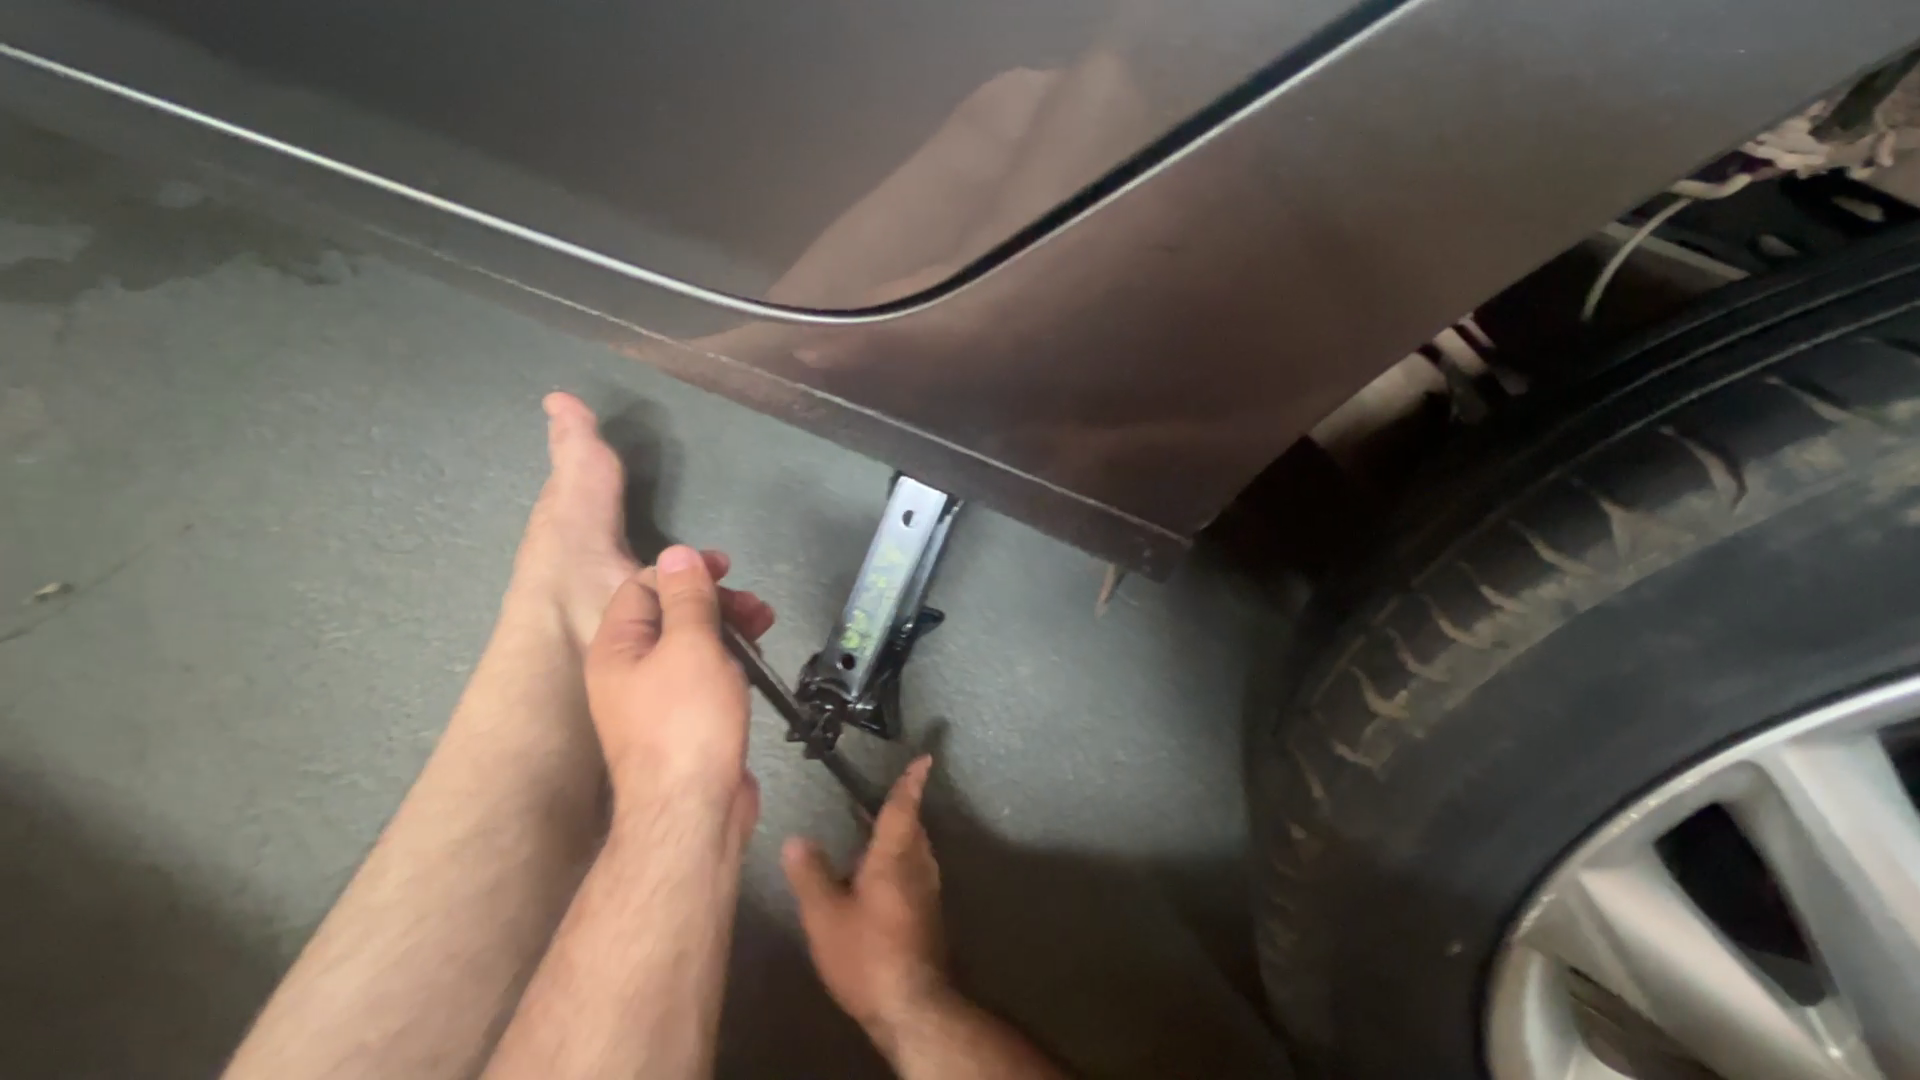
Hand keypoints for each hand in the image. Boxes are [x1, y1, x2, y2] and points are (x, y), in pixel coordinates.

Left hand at [585, 544, 774, 813]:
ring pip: (692, 647)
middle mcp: (628, 671)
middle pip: (671, 616)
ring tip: (765, 628)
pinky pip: (704, 677)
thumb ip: (687, 597)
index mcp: (617, 648)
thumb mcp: (691, 646)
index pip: (644, 586)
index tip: (728, 568)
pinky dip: (729, 662)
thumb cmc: (687, 721)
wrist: (692, 812)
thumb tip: (677, 552)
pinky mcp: (684, 724)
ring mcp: (655, 701)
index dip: (686, 570)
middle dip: (715, 603)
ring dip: (728, 630)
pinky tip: (754, 664)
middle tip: (755, 606)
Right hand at [782, 757, 949, 1041]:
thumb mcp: (825, 915)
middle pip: (912, 829)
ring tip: (873, 838)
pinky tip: (877, 884)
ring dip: (900, 840)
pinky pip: (915, 876)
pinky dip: (899, 866)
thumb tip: (797, 839)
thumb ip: (810, 874)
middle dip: (901, 811)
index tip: (924, 759)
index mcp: (894, 857)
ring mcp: (928, 894)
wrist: (912, 1006)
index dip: (911, 782)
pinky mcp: (928, 917)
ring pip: (916, 854)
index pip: (903, 808)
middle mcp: (918, 868)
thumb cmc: (867, 953)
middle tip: (879, 802)